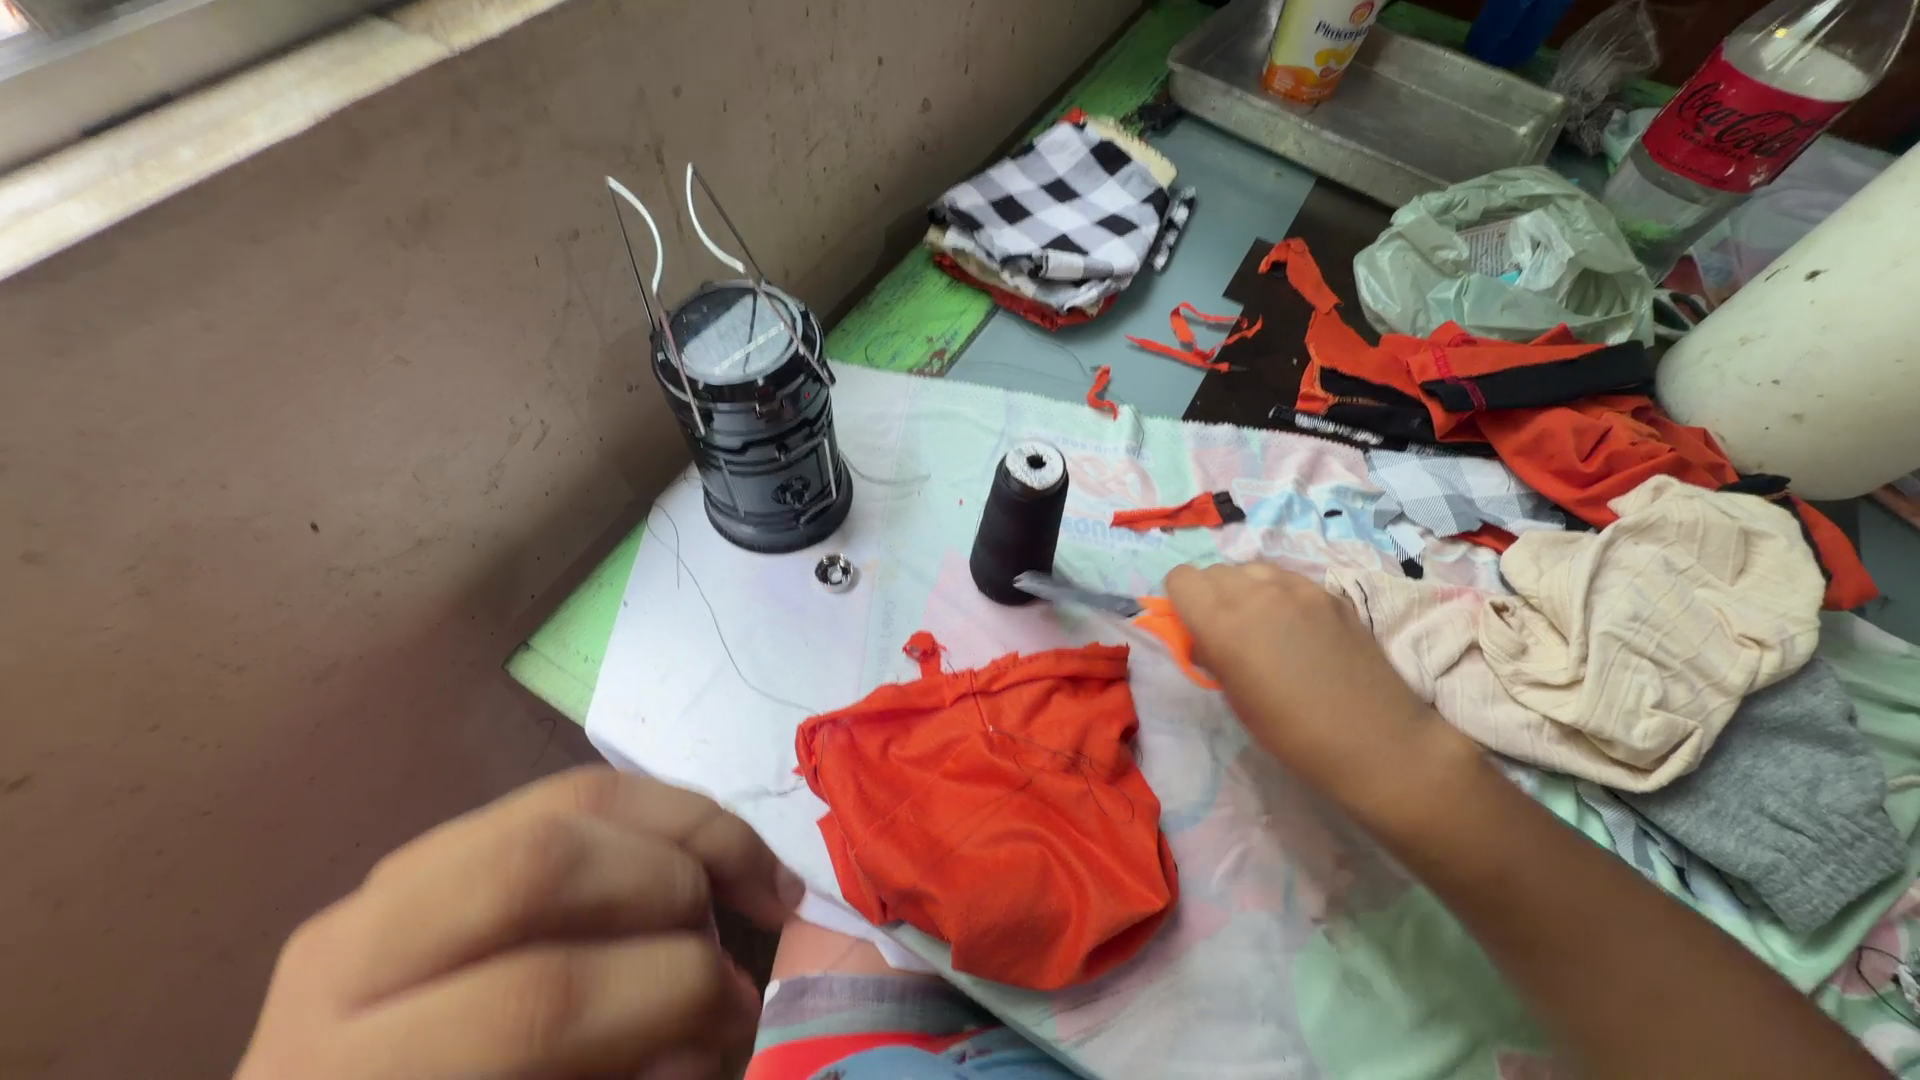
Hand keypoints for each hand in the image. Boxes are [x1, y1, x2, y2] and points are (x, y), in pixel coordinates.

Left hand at [235, 767, 802, 1079]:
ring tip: (747, 873)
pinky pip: (571, 794)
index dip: (670, 993)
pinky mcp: (447, 842)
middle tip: (743, 927)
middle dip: (674, 885)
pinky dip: (661, 810)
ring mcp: (394, 880)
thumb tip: (706, 1027)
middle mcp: (352, 956)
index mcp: (361, 1072)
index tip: (738, 1017)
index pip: (536, 1002)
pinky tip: (704, 845)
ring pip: (567, 800)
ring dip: (685, 825)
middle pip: (540, 867)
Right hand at [1166, 561, 1469, 819]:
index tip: (1192, 627)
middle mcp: (1257, 592)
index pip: (1181, 578)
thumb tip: (1202, 638)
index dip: (1181, 601)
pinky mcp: (1330, 593)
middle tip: (1227, 631)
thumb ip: (1210, 654)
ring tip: (1263, 625)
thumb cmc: (1291, 733)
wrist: (1374, 740)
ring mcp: (1299, 587)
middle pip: (1214, 570)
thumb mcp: (1233, 697)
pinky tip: (1299, 629)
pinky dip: (1280, 595)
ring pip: (1251, 569)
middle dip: (1211, 595)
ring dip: (1245, 589)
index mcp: (1224, 621)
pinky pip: (1287, 579)